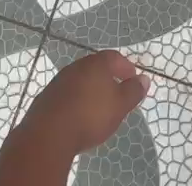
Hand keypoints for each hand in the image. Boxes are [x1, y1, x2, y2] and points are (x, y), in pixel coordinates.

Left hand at [14, 50, 151, 157]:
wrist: (49, 133)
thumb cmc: (90, 115)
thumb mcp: (120, 105)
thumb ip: (133, 91)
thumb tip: (144, 79)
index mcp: (96, 64)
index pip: (114, 57)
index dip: (126, 67)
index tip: (133, 79)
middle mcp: (77, 66)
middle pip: (96, 68)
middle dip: (108, 78)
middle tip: (116, 93)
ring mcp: (59, 81)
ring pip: (80, 81)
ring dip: (90, 90)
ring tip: (97, 108)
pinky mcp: (47, 97)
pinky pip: (67, 95)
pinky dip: (75, 101)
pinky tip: (78, 116)